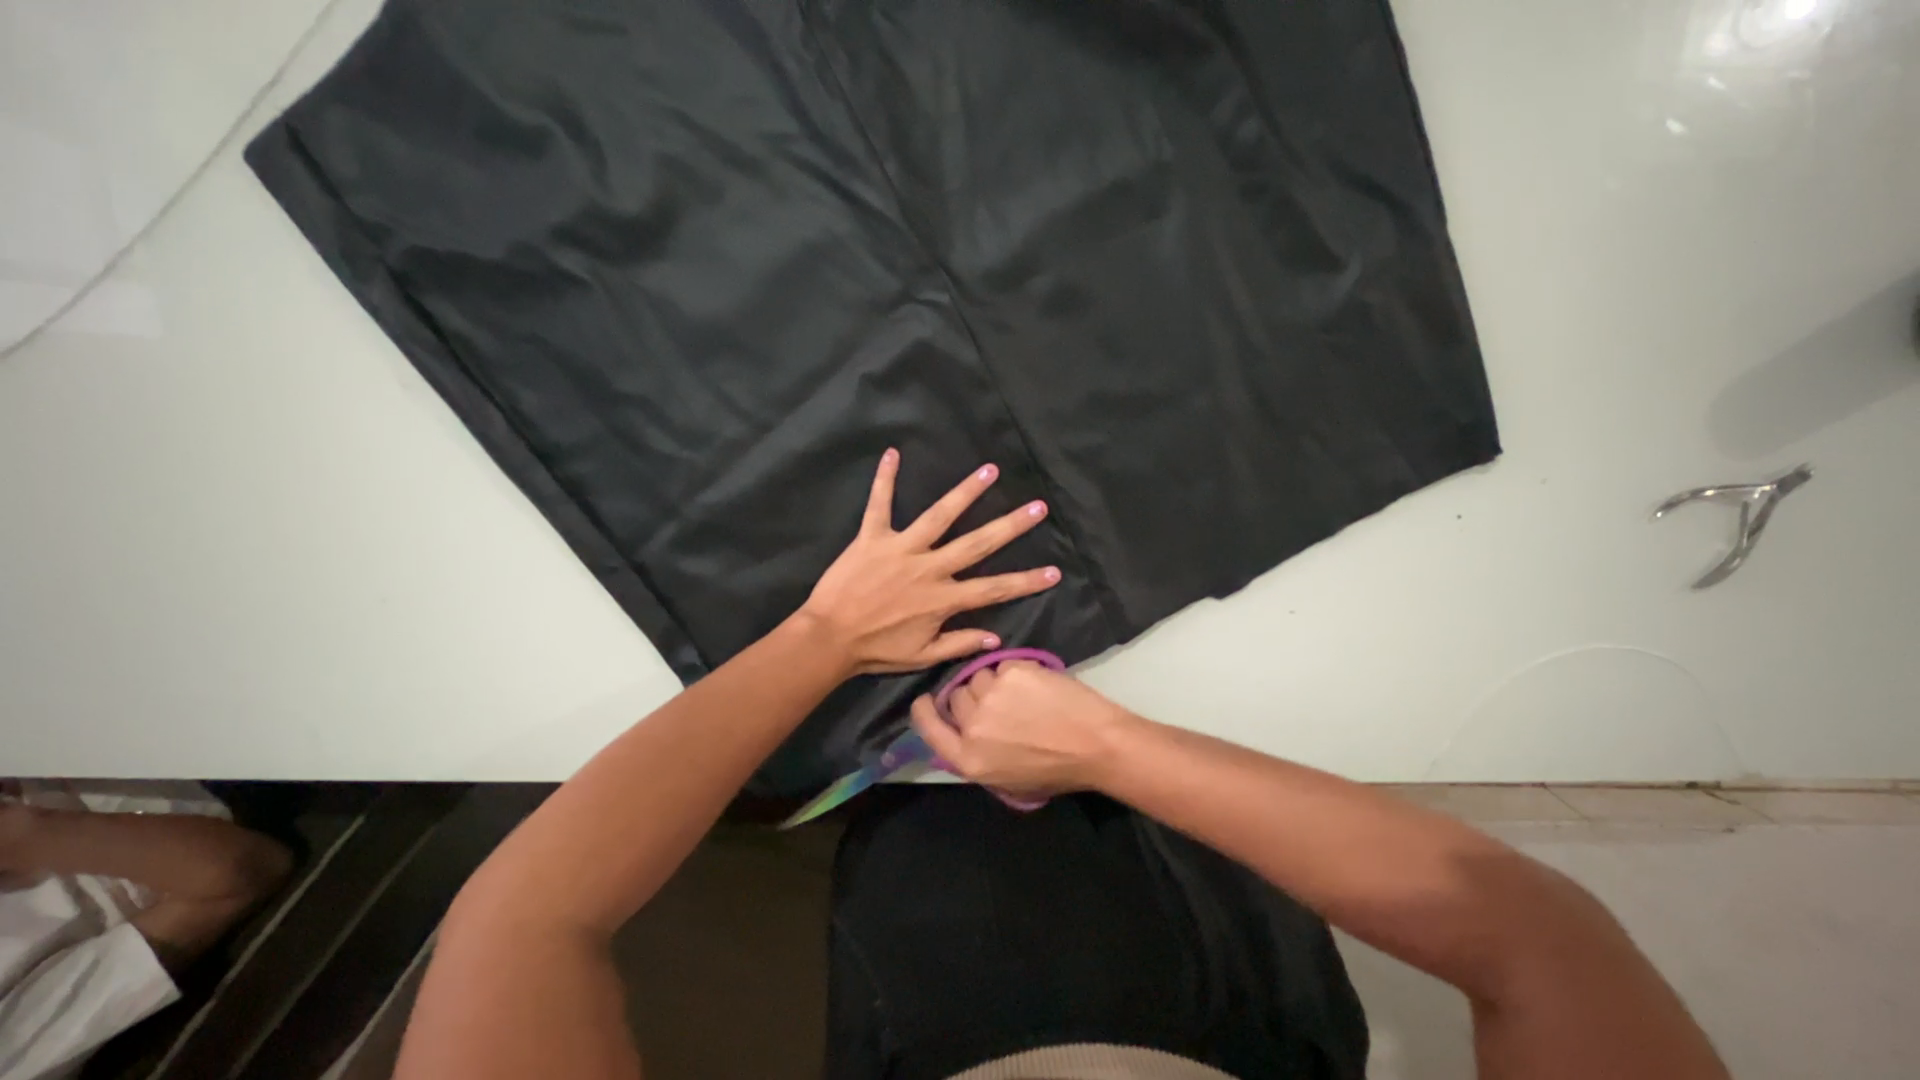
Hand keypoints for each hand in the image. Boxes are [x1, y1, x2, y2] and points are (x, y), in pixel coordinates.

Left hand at [798, 450, 1061, 674]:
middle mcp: (929, 568)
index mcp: (943, 599)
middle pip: (977, 544)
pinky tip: (892, 453)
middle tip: (1038, 506)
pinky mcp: (871, 537)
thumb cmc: (875, 650)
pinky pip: (879, 504)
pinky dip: (884, 479)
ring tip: (990, 470)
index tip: (1054, 571)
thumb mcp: (921, 656)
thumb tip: (996, 638)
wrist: (828, 638)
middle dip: (1011, 525)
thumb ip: (959, 643)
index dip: (1026, 581)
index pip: (994, 589)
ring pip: (939, 515)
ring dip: (965, 492)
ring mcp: (901, 549)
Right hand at [909, 661, 1133, 797]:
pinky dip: (1017, 673)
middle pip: (955, 697)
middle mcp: (972, 727)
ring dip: (994, 684)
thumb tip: (962, 734)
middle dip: (972, 699)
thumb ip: (976, 757)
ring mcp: (991, 696)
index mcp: (968, 760)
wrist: (1097, 745)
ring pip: (979, 677)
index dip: (924, 710)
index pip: (927, 727)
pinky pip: (1002, 665)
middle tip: (999, 706)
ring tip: (1022, 696)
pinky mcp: (1012, 673)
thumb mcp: (1006, 781)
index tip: (927, 700)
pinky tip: (1037, 687)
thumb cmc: (1057, 771)